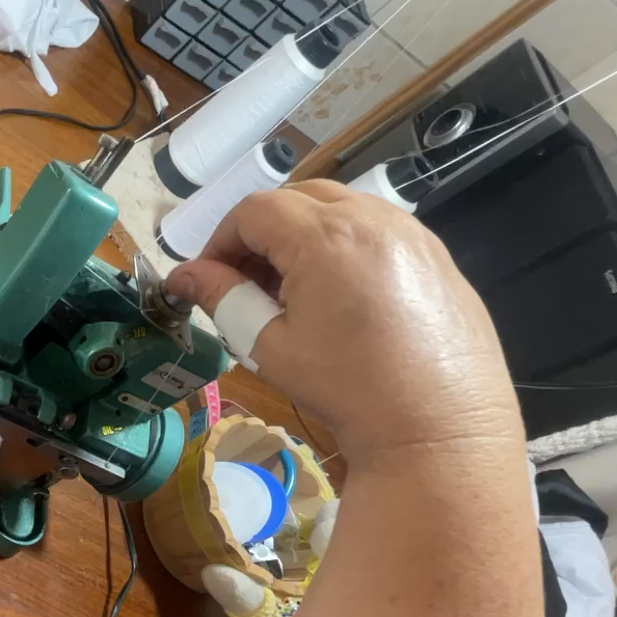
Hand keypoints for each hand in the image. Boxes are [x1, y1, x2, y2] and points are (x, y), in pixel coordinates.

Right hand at [167, 181, 523, 468]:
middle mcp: (370, 218)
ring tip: (286, 293)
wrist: (435, 419)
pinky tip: (332, 298)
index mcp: (325, 238)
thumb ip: (223, 298)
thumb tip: (182, 275)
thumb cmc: (341, 384)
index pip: (254, 210)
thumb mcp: (267, 345)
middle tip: (242, 285)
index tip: (207, 281)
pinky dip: (336, 246)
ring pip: (335, 207)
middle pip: (295, 197)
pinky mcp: (432, 251)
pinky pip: (370, 228)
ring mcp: (409, 230)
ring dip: (297, 236)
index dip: (219, 241)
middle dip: (257, 233)